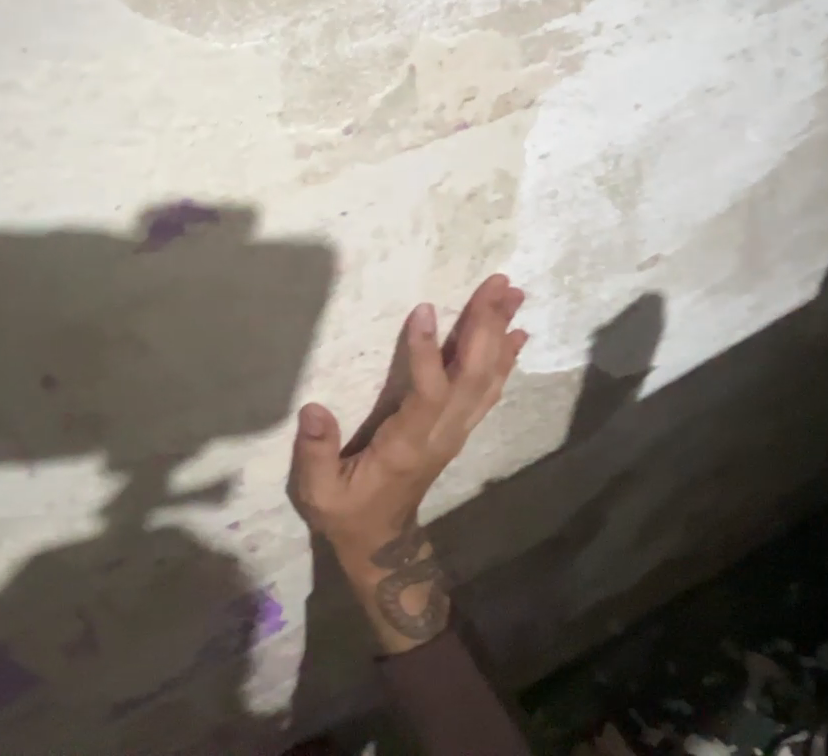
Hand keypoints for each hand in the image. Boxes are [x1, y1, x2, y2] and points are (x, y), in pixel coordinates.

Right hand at [288, 275, 527, 651]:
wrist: (382, 544)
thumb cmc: (346, 514)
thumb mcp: (318, 493)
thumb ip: (315, 452)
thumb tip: (312, 409)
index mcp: (407, 446)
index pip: (427, 395)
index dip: (428, 354)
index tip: (424, 309)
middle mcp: (441, 435)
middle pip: (472, 377)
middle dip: (485, 327)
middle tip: (498, 284)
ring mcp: (455, 432)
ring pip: (486, 379)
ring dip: (500, 334)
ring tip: (513, 294)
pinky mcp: (457, 429)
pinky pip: (488, 389)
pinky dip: (504, 359)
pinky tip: (515, 332)